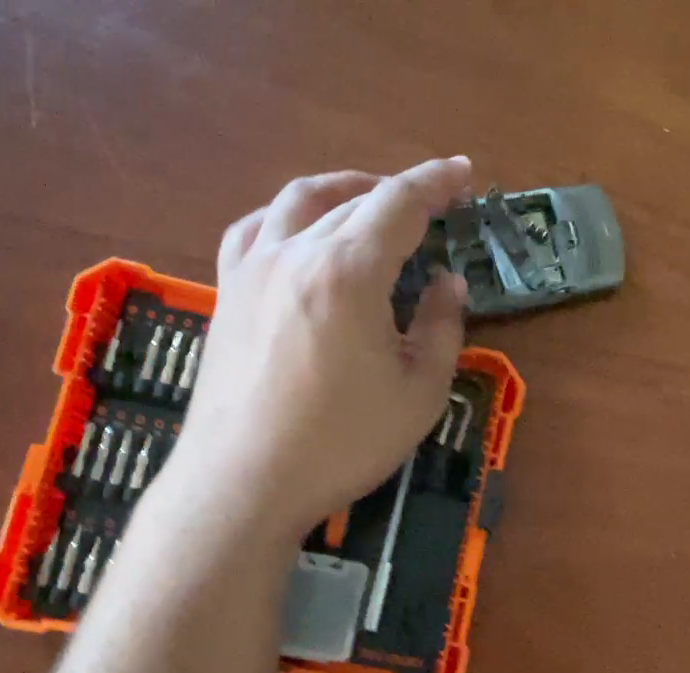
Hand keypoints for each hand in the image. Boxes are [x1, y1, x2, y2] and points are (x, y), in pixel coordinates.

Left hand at [165, 159, 471, 534]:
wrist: (245, 480)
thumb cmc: (341, 443)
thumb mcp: (419, 394)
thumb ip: (441, 329)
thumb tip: (446, 283)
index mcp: (349, 270)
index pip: (399, 203)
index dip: (436, 183)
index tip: (463, 174)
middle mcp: (296, 251)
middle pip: (354, 200)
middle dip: (398, 193)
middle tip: (431, 206)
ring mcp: (253, 268)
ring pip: (299, 201)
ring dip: (342, 190)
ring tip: (367, 201)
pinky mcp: (227, 293)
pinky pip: (255, 230)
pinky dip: (287, 217)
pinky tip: (297, 231)